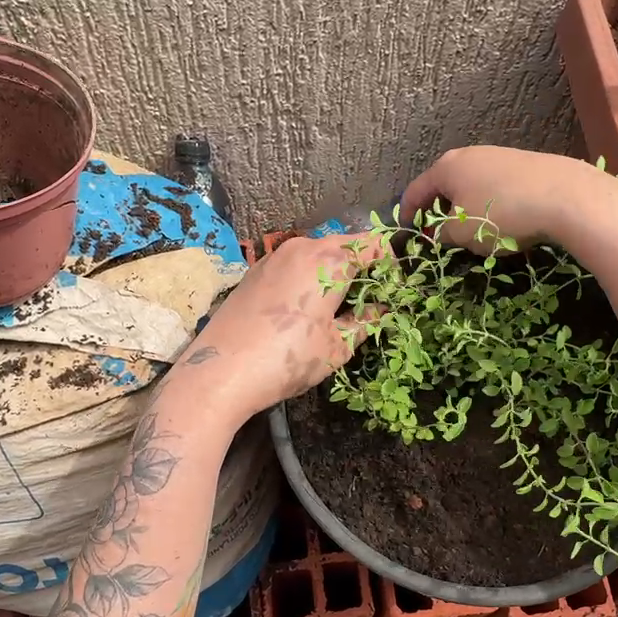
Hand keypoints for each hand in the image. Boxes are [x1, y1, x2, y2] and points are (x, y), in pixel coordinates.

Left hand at [166, 233, 381, 423]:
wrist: (221, 372)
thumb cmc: (289, 358)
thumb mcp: (338, 346)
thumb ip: (366, 322)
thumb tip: (382, 310)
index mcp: (330, 259)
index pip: (374, 245)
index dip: (391, 264)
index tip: (396, 290)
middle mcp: (303, 247)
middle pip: (345, 246)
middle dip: (363, 268)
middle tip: (372, 301)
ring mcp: (275, 257)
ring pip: (317, 254)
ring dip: (335, 273)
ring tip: (341, 307)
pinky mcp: (255, 271)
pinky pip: (294, 265)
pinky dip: (309, 278)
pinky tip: (307, 309)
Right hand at [399, 147, 613, 252]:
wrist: (565, 196)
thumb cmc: (500, 214)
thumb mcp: (461, 233)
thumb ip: (442, 234)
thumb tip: (440, 233)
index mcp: (446, 167)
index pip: (415, 191)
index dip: (407, 214)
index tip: (406, 233)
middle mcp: (469, 155)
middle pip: (445, 187)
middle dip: (439, 213)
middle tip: (440, 238)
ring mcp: (499, 158)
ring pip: (472, 188)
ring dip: (468, 212)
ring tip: (475, 236)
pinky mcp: (525, 166)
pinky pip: (497, 190)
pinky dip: (492, 208)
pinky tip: (506, 226)